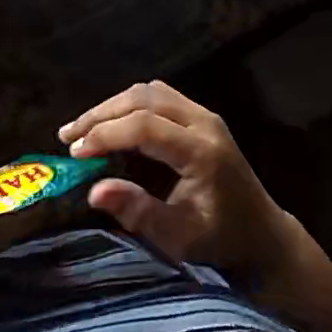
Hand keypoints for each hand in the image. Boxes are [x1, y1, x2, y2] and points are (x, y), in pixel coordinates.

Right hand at [60, 80, 296, 284]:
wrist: (262, 233)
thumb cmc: (220, 240)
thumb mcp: (179, 237)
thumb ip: (138, 212)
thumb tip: (93, 191)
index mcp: (202, 151)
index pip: (145, 126)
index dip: (106, 134)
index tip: (75, 153)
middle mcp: (204, 123)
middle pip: (144, 99)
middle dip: (102, 114)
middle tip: (69, 137)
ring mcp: (204, 115)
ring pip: (149, 92)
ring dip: (113, 106)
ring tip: (84, 130)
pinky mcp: (201, 116)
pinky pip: (158, 97)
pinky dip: (129, 106)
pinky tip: (112, 125)